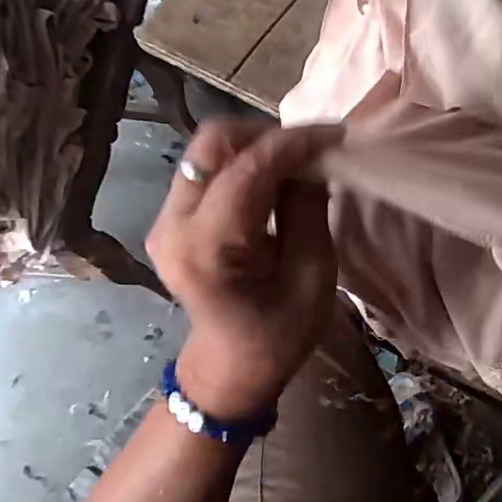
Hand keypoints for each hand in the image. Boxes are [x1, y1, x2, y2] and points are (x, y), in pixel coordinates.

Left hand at [145, 120, 343, 422]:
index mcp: (207, 248)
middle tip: (312, 149)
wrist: (230, 366)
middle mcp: (173, 225)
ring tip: (297, 161)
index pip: (249, 169)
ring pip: (207, 150)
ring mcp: (164, 220)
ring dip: (255, 146)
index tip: (337, 134)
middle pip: (213, 143)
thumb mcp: (313, 276)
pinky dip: (242, 162)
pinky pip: (206, 169)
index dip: (296, 142)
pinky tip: (273, 177)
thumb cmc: (279, 335)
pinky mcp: (170, 218)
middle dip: (268, 135)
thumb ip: (309, 209)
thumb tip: (312, 161)